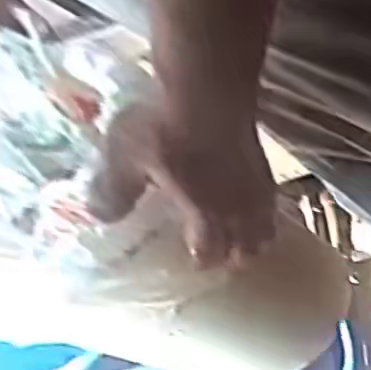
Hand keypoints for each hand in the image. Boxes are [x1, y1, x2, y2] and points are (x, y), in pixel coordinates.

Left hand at [88, 98, 275, 268]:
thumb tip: (99, 218)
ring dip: (254, 245)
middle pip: (245, 250)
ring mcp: (258, 201)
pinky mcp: (268, 183)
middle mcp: (238, 216)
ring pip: (265, 236)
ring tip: (245, 245)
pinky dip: (265, 223)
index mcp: (205, 216)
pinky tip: (256, 216)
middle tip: (222, 260)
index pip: (209, 252)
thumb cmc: (164, 131)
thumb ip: (114, 190)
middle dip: (234, 259)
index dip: (201, 262)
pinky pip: (272, 215)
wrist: (208, 102)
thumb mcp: (124, 157)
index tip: (193, 267)